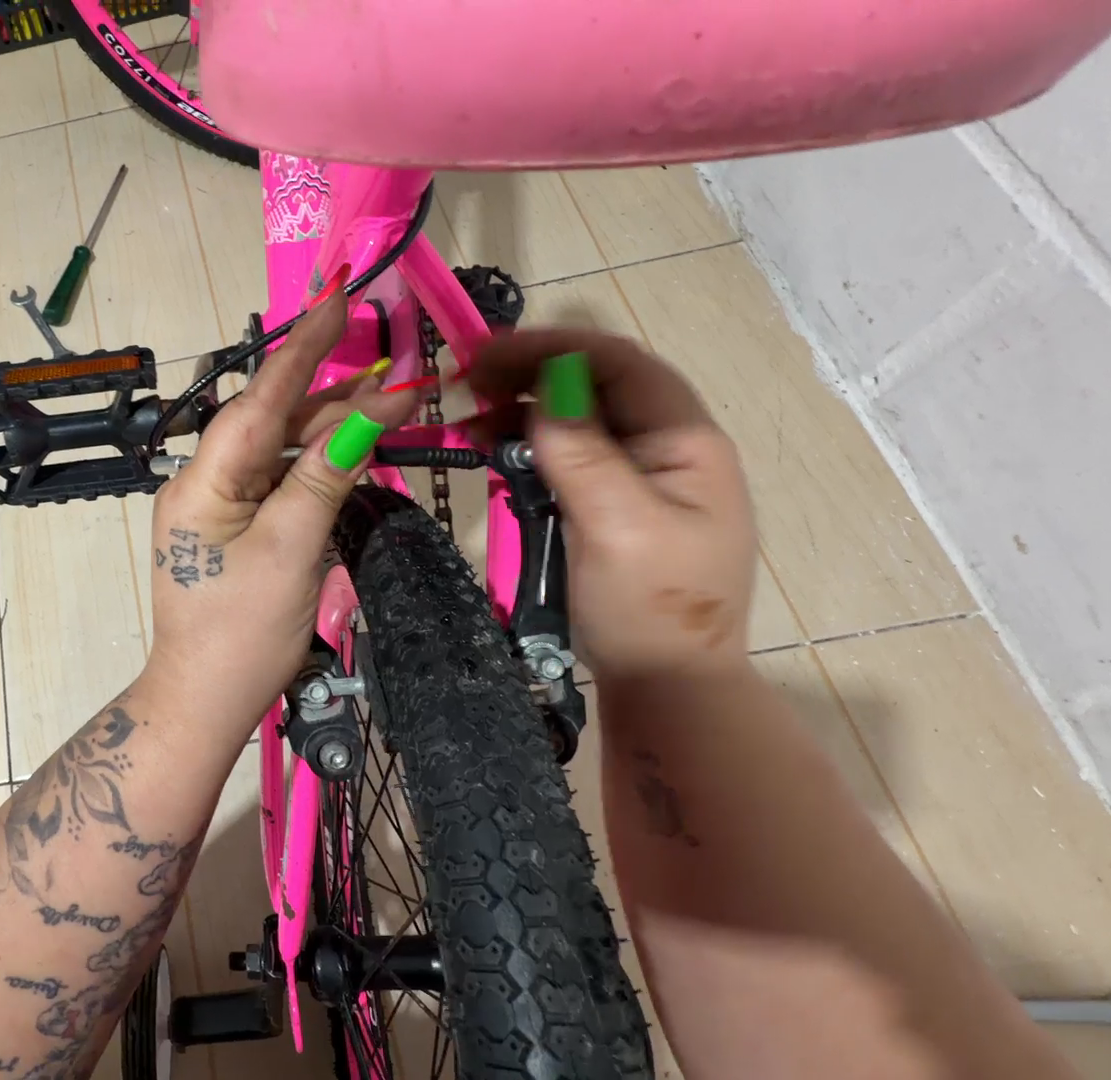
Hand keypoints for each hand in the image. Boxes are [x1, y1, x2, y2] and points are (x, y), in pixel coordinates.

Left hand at [138, 290, 418, 729]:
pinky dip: (313, 466)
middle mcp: (203, 483)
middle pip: (270, 422)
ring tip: (385, 403)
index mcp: (204, 481)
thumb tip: (369, 411)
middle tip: (388, 366)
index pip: (259, 399)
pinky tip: (348, 449)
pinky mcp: (231, 529)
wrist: (205, 699)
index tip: (338, 298)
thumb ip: (325, 474)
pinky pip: (275, 482)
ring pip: (276, 451)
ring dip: (326, 430)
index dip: (302, 349)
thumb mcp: (290, 549)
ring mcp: (216, 507)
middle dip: (327, 392)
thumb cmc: (243, 633)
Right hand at [467, 329, 755, 680]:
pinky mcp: (606, 502)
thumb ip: (584, 458)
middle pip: (593, 385)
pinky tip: (490, 451)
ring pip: (573, 418)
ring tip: (468, 420)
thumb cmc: (651, 609)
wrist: (665, 681)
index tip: (485, 356)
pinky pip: (563, 455)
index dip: (551, 349)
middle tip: (465, 383)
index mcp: (683, 442)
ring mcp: (634, 474)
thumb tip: (542, 398)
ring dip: (519, 410)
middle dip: (528, 374)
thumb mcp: (619, 530)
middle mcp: (661, 446)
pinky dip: (523, 446)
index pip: (618, 366)